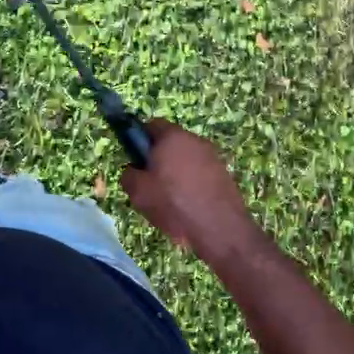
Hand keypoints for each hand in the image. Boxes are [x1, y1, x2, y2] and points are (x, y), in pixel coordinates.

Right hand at [121, 119, 265, 264]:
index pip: (152, 125)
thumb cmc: (174, 204)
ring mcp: (212, 156)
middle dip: (160, 160)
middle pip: (170, 143)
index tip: (137, 160)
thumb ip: (128, 175)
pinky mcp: (224, 174)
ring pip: (186, 160)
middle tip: (151, 185)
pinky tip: (190, 209)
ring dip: (177, 174)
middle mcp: (194, 139)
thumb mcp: (139, 193)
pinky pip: (201, 174)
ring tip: (171, 202)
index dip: (141, 140)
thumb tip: (133, 170)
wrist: (220, 228)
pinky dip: (193, 186)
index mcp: (172, 136)